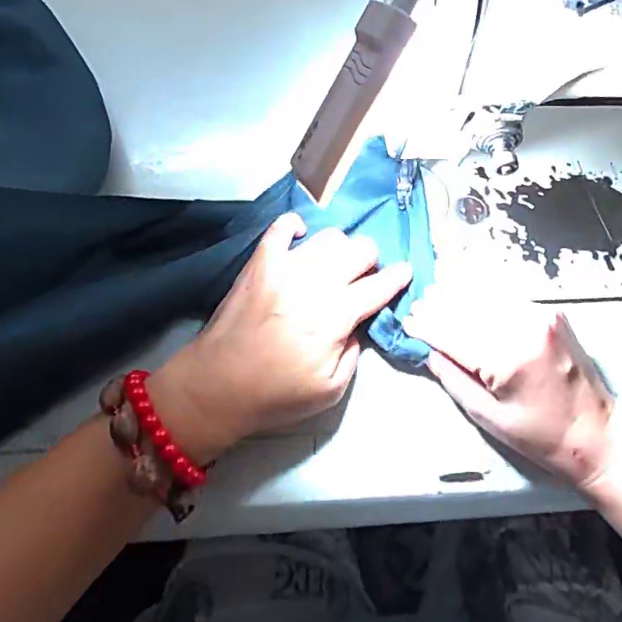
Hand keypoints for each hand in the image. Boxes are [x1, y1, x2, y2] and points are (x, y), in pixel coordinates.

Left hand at [149, 213, 410, 461]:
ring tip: (333, 266)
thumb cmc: (275, 395)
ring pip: (329, 237)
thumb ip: (354, 351)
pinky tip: (301, 238)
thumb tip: (359, 322)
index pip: (379, 286)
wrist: (216, 386)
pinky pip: (282, 228)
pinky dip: (296, 226)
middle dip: (371, 261)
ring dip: (340, 249)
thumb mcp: (330, 390)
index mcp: (335, 317)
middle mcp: (314, 283)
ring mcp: (285, 267)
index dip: (398, 277)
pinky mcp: (259, 262)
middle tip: (364, 277)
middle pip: (360, 250)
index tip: (405, 272)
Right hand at [405, 284, 621, 490]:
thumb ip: (454, 379)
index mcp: (508, 358)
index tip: (408, 320)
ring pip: (487, 295)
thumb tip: (428, 350)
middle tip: (419, 305)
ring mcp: (541, 315)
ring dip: (460, 295)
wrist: (598, 433)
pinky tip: (470, 297)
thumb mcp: (489, 416)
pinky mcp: (550, 312)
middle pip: (468, 307)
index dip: (427, 326)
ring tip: (438, 297)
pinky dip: (485, 295)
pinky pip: (508, 297)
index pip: (454, 333)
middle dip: (440, 306)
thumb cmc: (542, 436)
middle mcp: (525, 327)